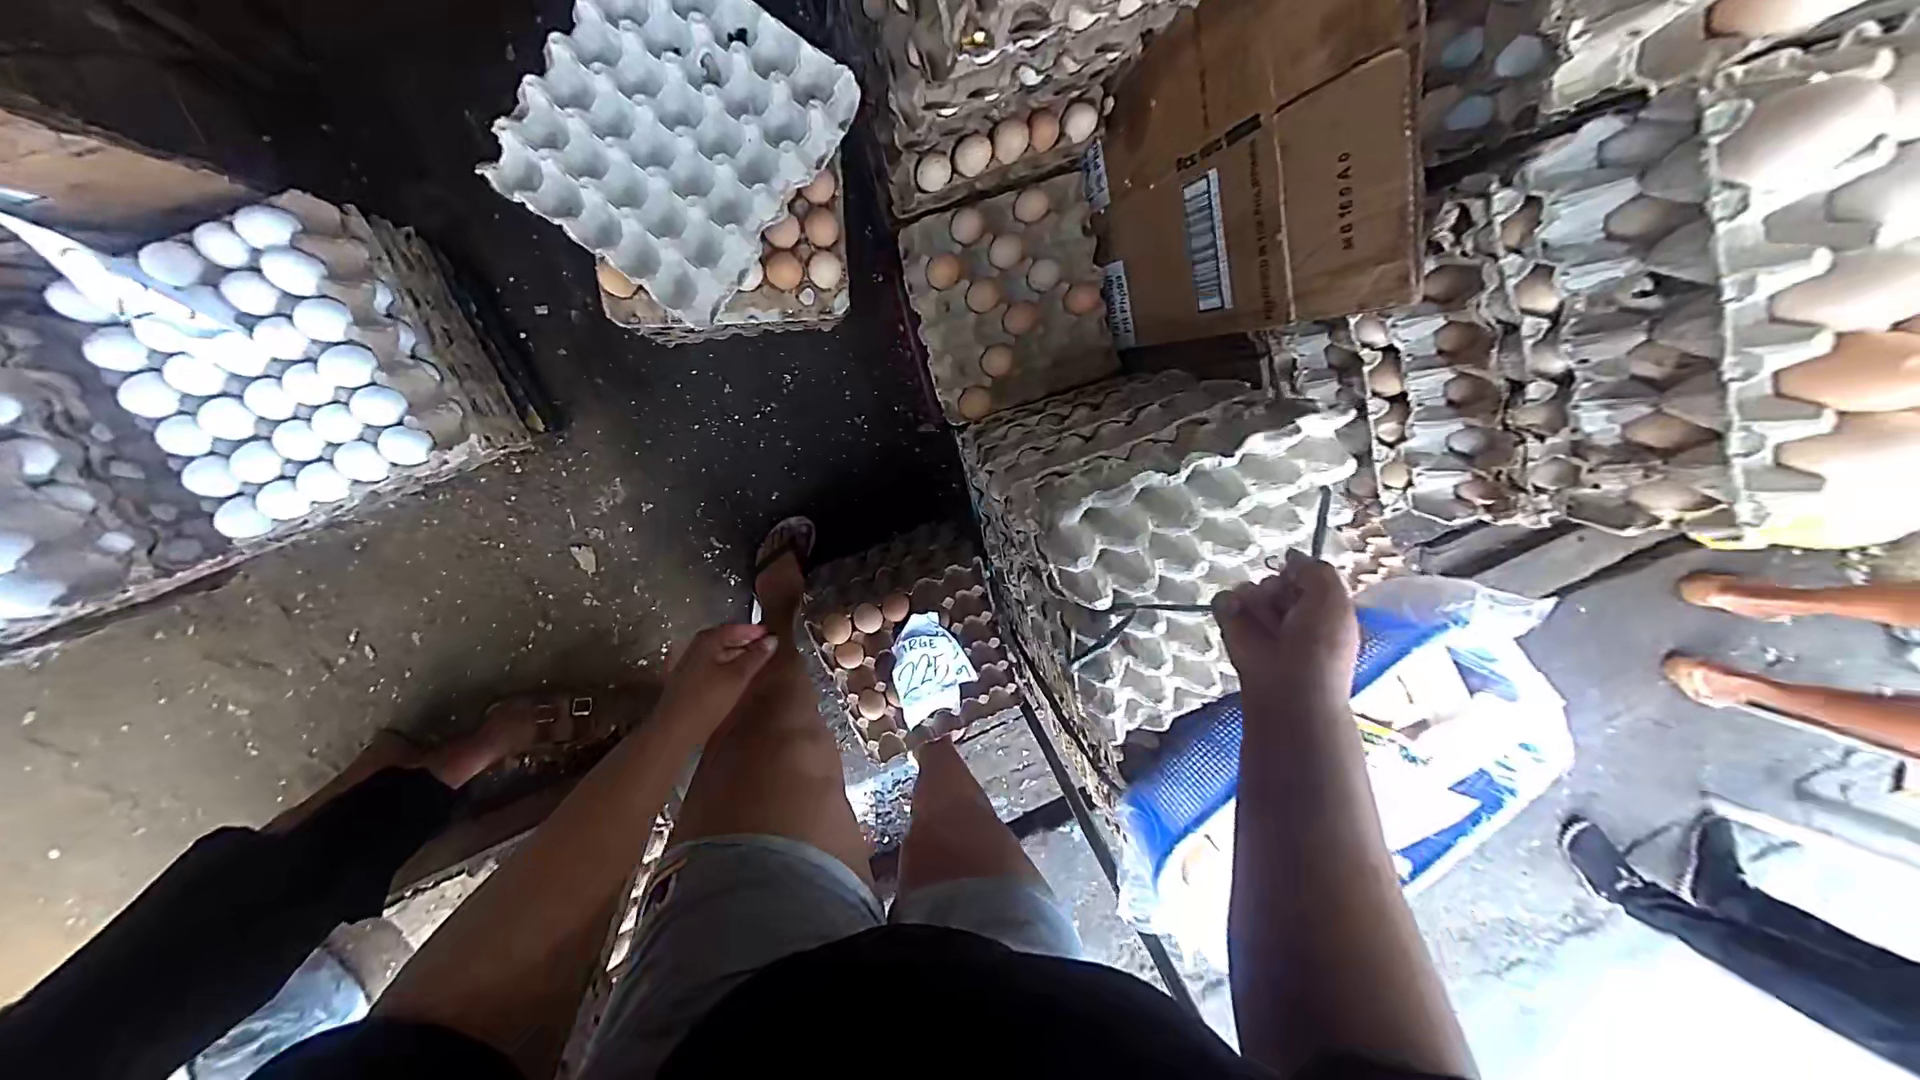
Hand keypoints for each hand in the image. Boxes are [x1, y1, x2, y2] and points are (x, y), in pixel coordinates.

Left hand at [652, 623, 777, 735]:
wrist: (674, 732)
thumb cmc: (707, 700)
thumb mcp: (738, 677)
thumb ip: (756, 657)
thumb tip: (772, 639)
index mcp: (707, 641)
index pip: (735, 628)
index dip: (755, 631)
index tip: (773, 635)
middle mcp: (696, 649)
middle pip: (726, 640)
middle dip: (747, 643)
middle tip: (769, 649)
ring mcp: (690, 666)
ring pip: (720, 655)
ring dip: (739, 657)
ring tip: (759, 664)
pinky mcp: (689, 683)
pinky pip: (715, 668)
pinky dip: (729, 669)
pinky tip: (739, 679)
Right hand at [1213, 549, 1356, 704]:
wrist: (1286, 685)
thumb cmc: (1320, 644)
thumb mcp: (1334, 599)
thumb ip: (1315, 570)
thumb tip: (1290, 556)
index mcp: (1319, 607)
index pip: (1302, 574)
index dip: (1300, 574)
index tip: (1299, 581)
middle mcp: (1287, 612)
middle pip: (1274, 578)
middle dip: (1278, 589)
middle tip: (1286, 614)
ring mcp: (1257, 619)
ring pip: (1250, 587)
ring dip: (1257, 600)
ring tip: (1266, 626)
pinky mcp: (1230, 625)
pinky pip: (1224, 600)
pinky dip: (1230, 606)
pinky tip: (1239, 617)